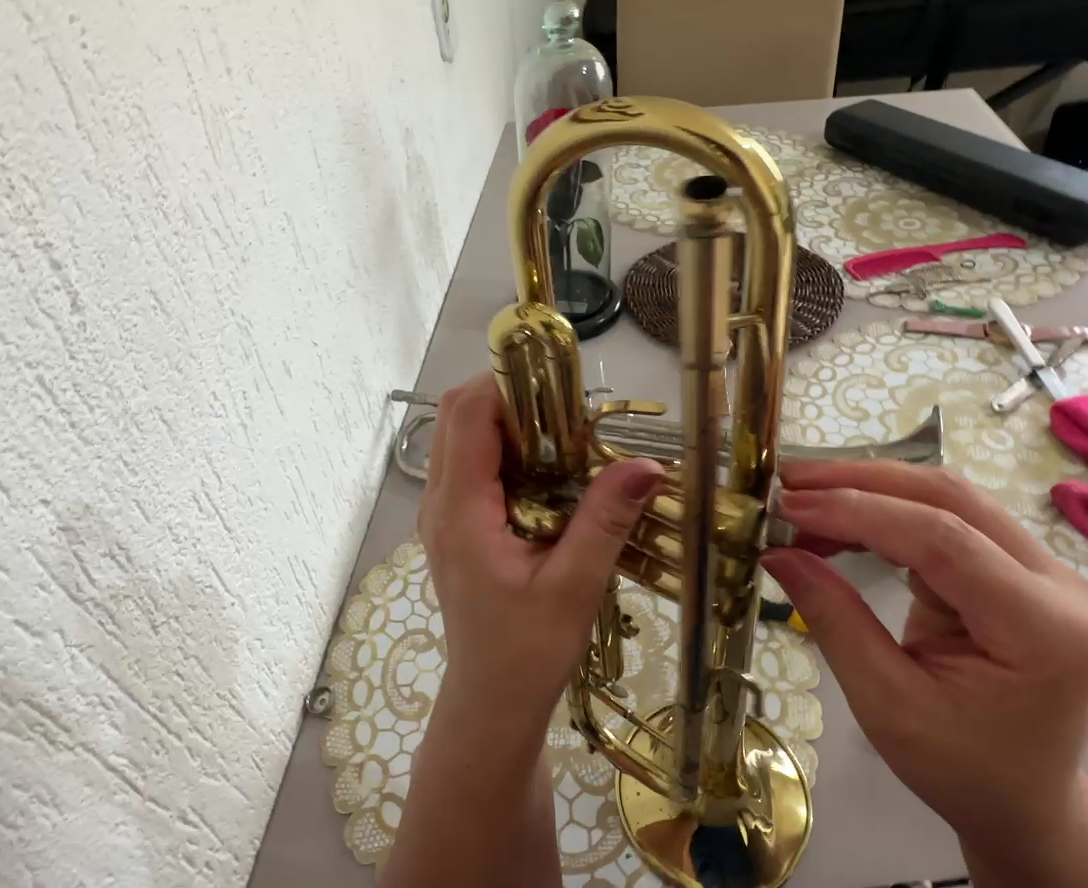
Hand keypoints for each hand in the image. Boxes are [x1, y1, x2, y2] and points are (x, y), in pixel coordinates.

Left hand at [418, 375, 664, 726]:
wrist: (491, 703)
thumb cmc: (527, 652)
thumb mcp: (573, 587)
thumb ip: (604, 521)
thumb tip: (647, 462)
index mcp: (460, 511)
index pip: (467, 415)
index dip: (506, 385)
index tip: (560, 386)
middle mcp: (440, 503)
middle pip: (457, 416)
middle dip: (508, 397)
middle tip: (566, 409)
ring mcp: (442, 514)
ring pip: (460, 437)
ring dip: (506, 422)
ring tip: (562, 435)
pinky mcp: (454, 526)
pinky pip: (469, 465)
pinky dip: (503, 450)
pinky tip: (547, 473)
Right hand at [762, 460, 1087, 873]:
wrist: (1022, 801)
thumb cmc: (960, 769)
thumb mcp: (886, 704)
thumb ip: (835, 619)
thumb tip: (777, 552)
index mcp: (1047, 632)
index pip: (945, 539)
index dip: (860, 511)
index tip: (789, 505)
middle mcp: (1063, 587)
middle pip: (954, 500)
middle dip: (862, 482)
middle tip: (789, 481)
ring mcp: (1051, 573)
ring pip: (952, 499)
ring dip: (872, 488)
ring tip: (804, 494)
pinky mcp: (1025, 569)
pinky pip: (951, 519)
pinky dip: (888, 512)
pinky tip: (840, 519)